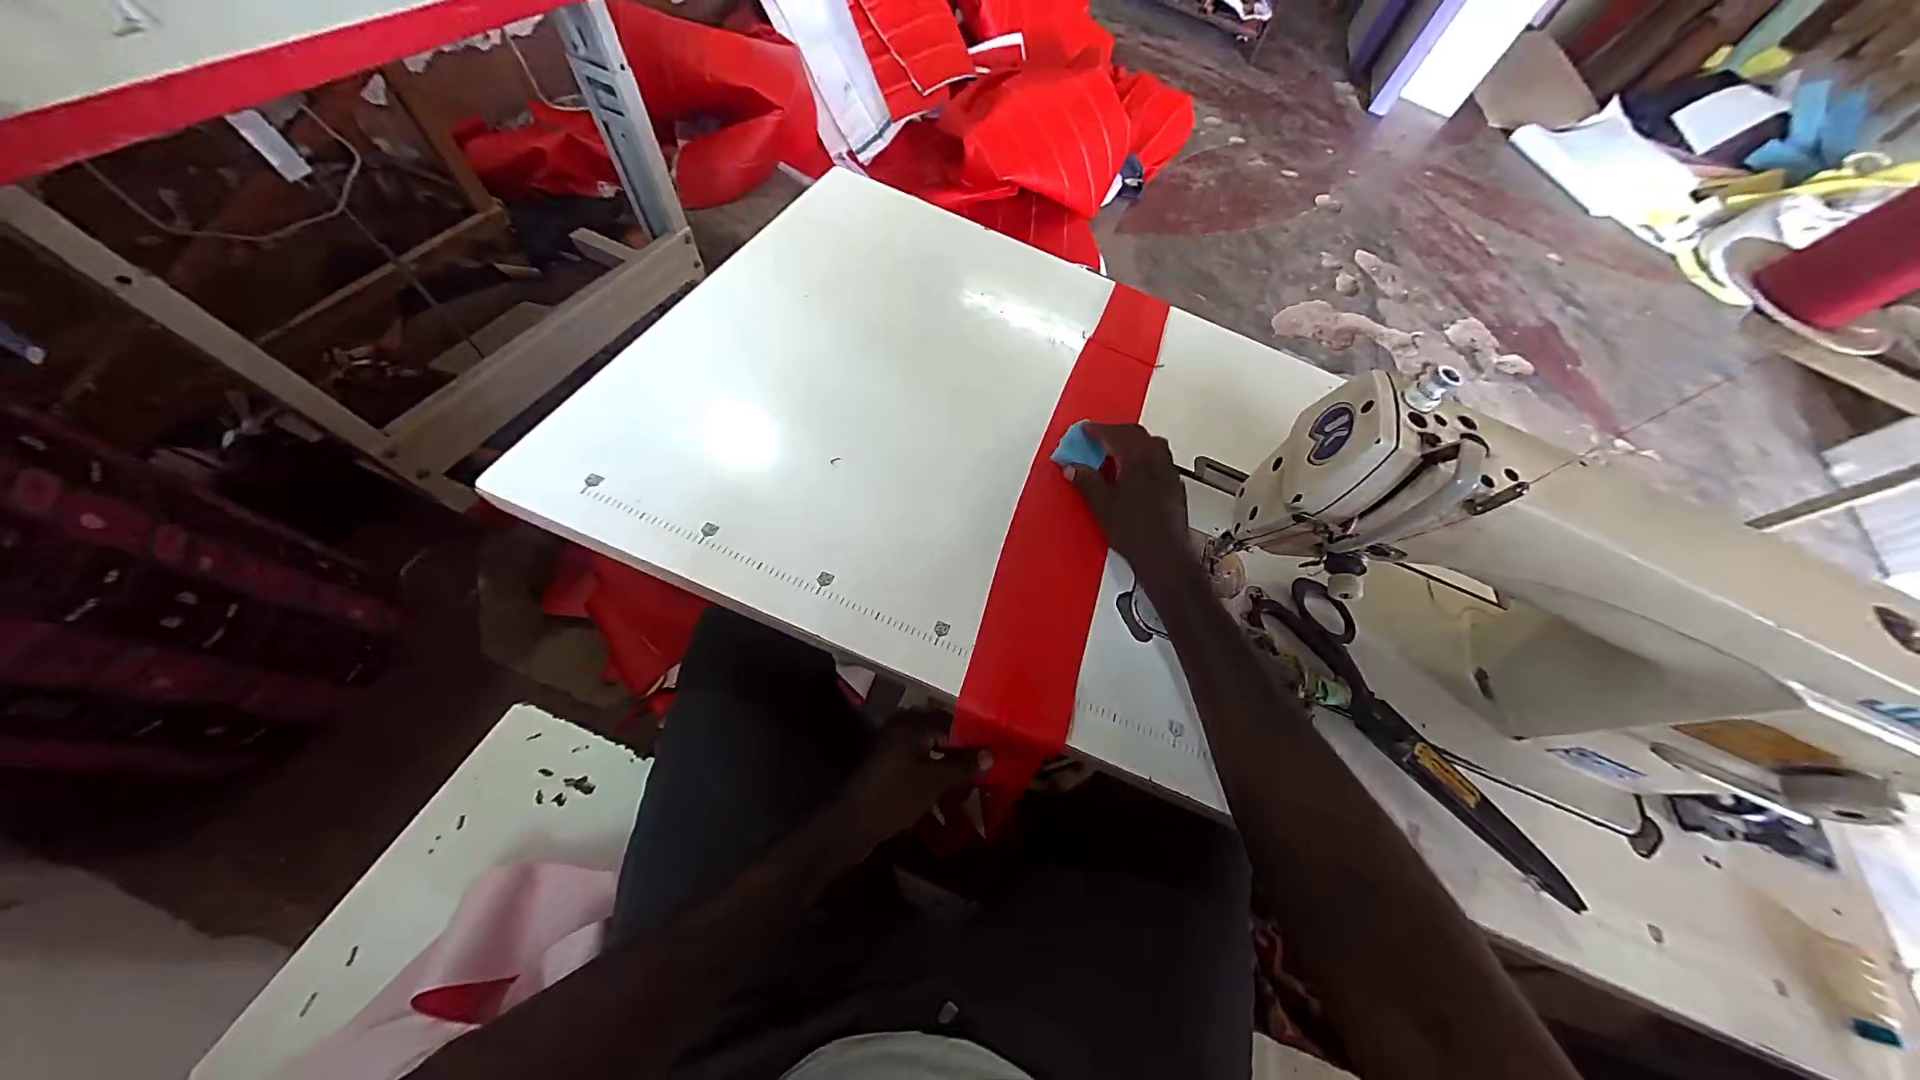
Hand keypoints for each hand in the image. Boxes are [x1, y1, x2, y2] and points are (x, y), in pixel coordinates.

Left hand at [834, 709, 989, 848]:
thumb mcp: (934, 782)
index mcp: (912, 725)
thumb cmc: (894, 797)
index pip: (952, 722)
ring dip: (948, 760)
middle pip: (940, 732)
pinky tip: (945, 786)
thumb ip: (963, 765)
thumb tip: (991, 754)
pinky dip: (933, 770)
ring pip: (929, 747)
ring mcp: (891, 746)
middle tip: (983, 764)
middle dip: (961, 748)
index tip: (993, 753)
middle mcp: (900, 728)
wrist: (852, 824)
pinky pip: (917, 760)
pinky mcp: (887, 765)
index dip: (974, 738)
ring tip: (968, 778)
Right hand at [1064, 423, 1195, 585]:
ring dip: (1131, 443)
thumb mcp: (1102, 506)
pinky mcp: (1174, 486)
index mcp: (1137, 460)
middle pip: (1136, 434)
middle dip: (1114, 432)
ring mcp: (1169, 473)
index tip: (1085, 430)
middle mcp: (1157, 461)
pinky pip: (1159, 459)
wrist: (1164, 556)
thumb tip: (1075, 469)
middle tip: (1096, 438)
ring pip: (1151, 444)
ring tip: (1114, 453)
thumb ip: (1087, 482)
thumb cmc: (1138, 534)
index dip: (1097, 430)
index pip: (1115, 434)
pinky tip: (1133, 471)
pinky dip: (1143, 457)